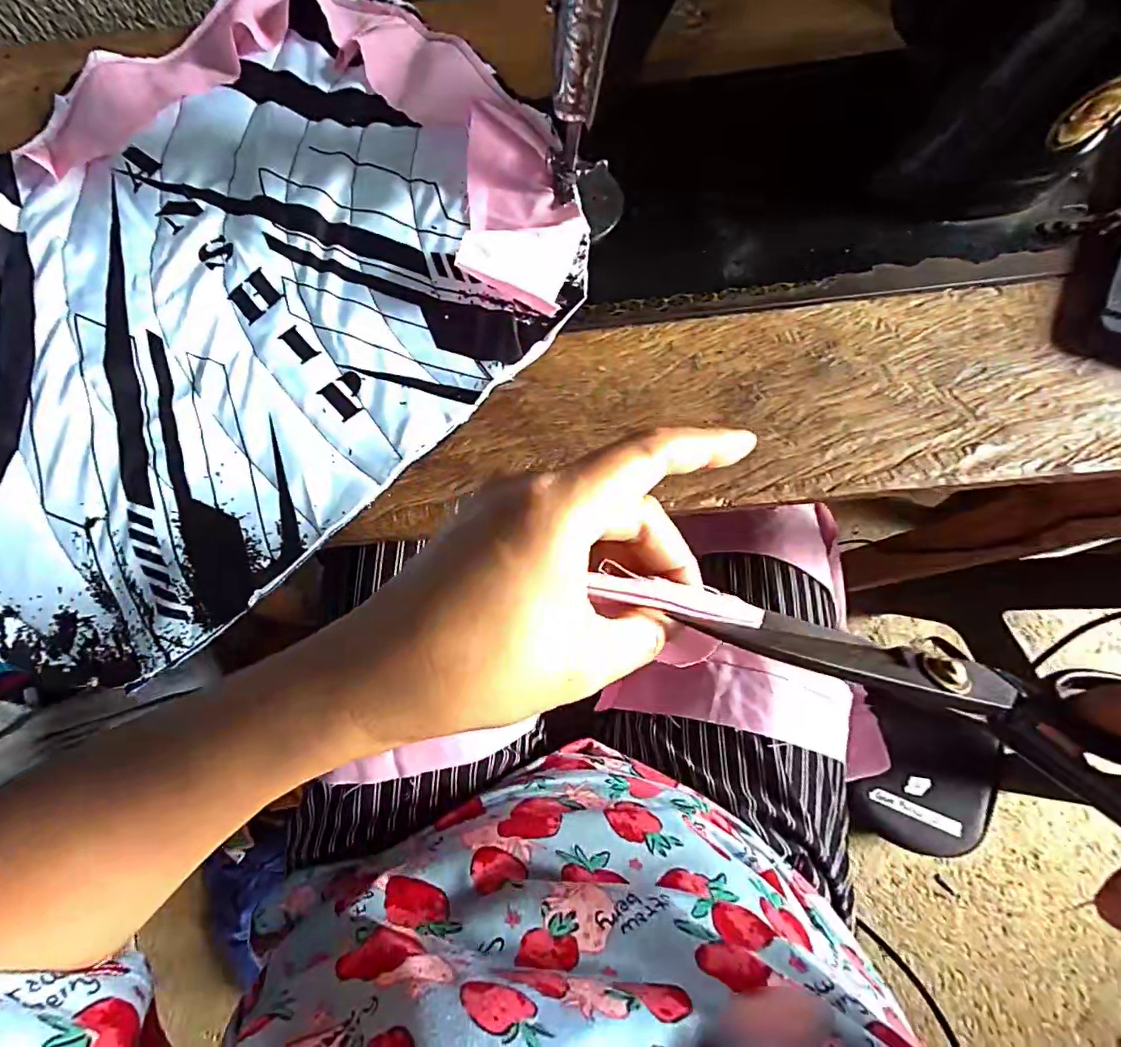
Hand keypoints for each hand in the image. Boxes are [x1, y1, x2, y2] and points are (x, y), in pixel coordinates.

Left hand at [309, 428, 756, 749]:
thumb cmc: (482, 667)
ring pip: (580, 515)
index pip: (645, 456)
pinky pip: (545, 527)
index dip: (701, 448)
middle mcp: (522, 489)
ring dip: (616, 557)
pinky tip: (584, 602)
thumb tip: (657, 619)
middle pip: (615, 498)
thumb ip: (639, 632)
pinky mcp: (472, 529)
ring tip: (630, 615)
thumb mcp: (582, 658)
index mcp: (555, 504)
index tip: (743, 445)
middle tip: (673, 610)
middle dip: (655, 550)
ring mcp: (491, 506)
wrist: (377, 674)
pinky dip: (577, 556)